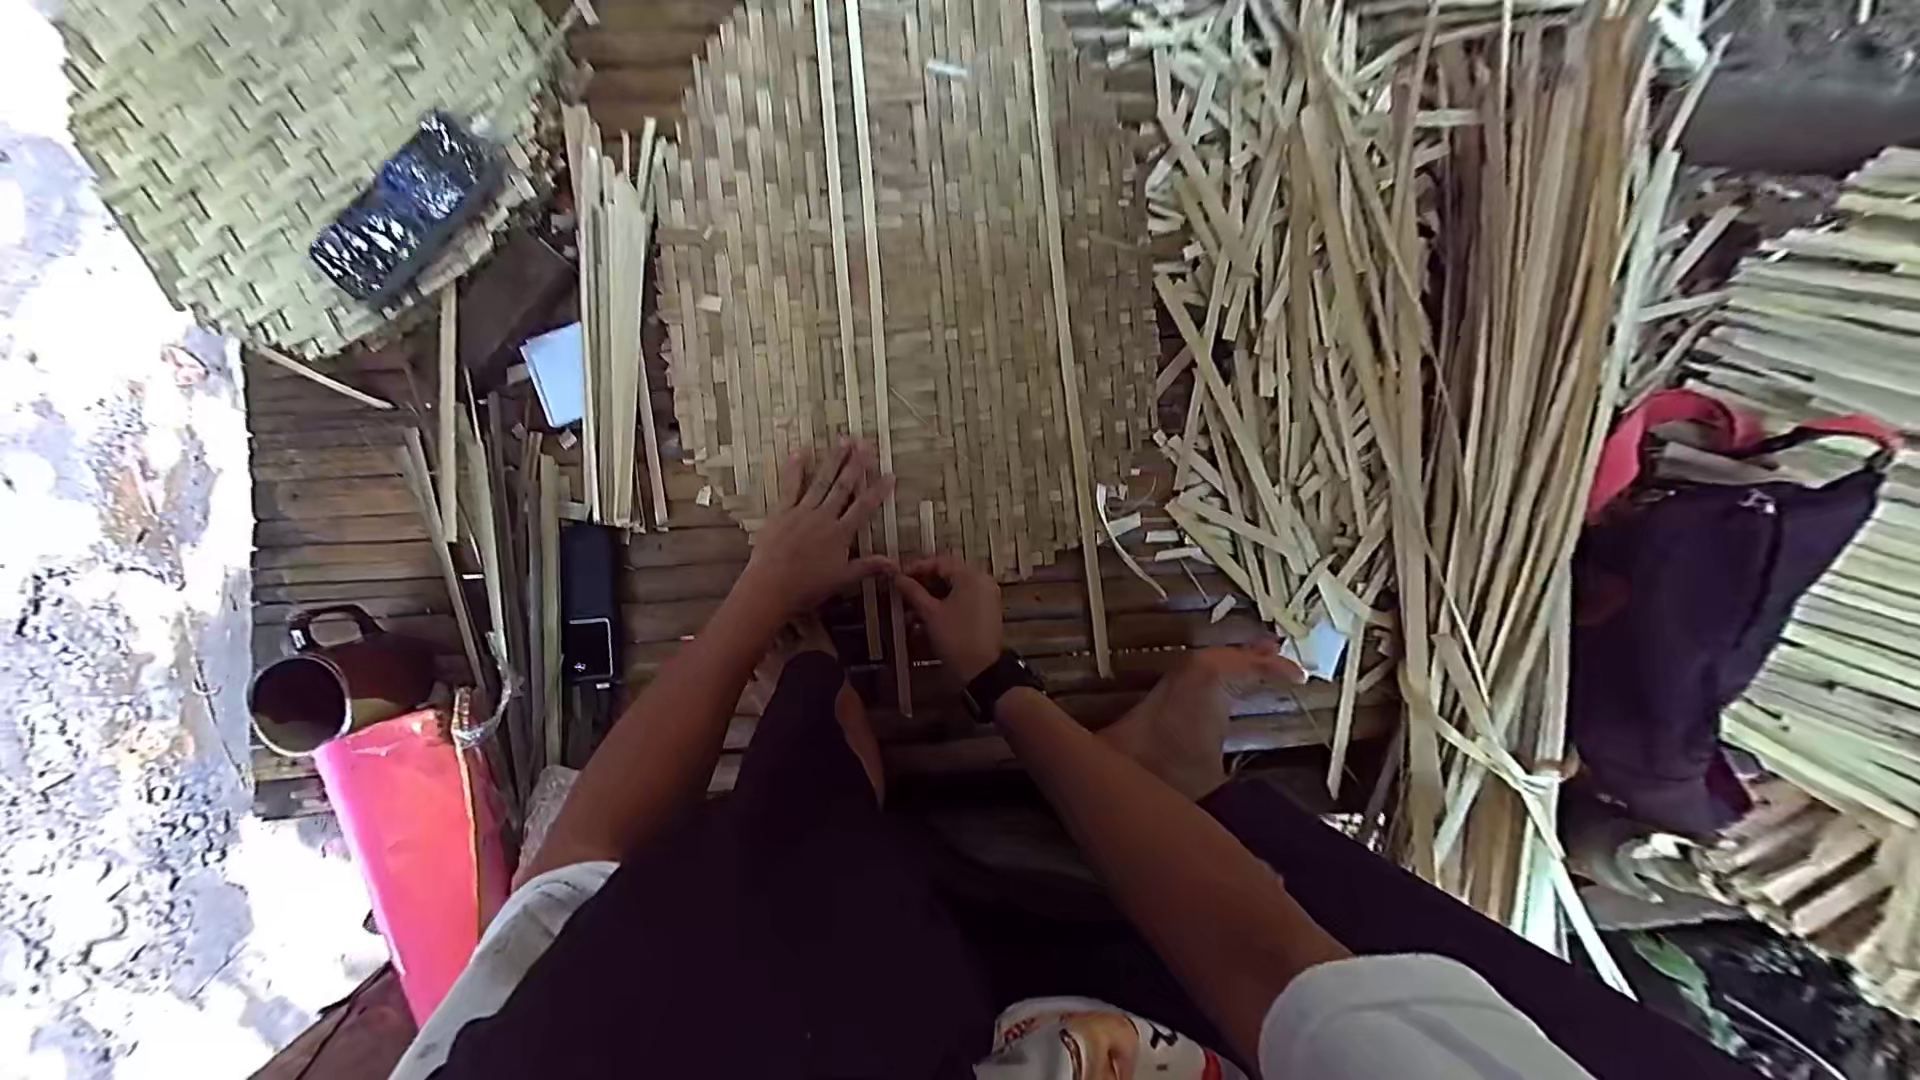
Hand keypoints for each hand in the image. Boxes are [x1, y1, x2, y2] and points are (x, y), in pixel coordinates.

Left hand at [741, 438, 893, 615]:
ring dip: (833, 460)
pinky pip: (790, 487)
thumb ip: (868, 567)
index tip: (890, 475)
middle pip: (843, 486)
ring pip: (821, 481)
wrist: (770, 587)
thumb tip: (895, 564)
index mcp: (840, 534)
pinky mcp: (781, 512)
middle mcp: (823, 517)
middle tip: (865, 444)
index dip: (878, 490)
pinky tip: (800, 452)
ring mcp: (801, 512)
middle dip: (856, 464)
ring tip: (842, 441)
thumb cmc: (807, 587)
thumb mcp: (842, 579)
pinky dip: (795, 469)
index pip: (864, 507)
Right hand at [891, 555, 1003, 683]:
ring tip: (909, 609)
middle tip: (902, 590)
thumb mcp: (930, 613)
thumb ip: (913, 591)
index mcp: (971, 576)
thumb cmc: (956, 638)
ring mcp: (986, 596)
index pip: (940, 562)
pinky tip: (925, 617)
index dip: (916, 567)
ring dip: (931, 596)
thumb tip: (898, 578)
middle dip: (923, 583)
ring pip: (953, 589)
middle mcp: (982, 581)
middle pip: (947, 574)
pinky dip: (944, 605)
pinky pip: (961, 600)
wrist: (981, 670)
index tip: (899, 575)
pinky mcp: (985, 611)